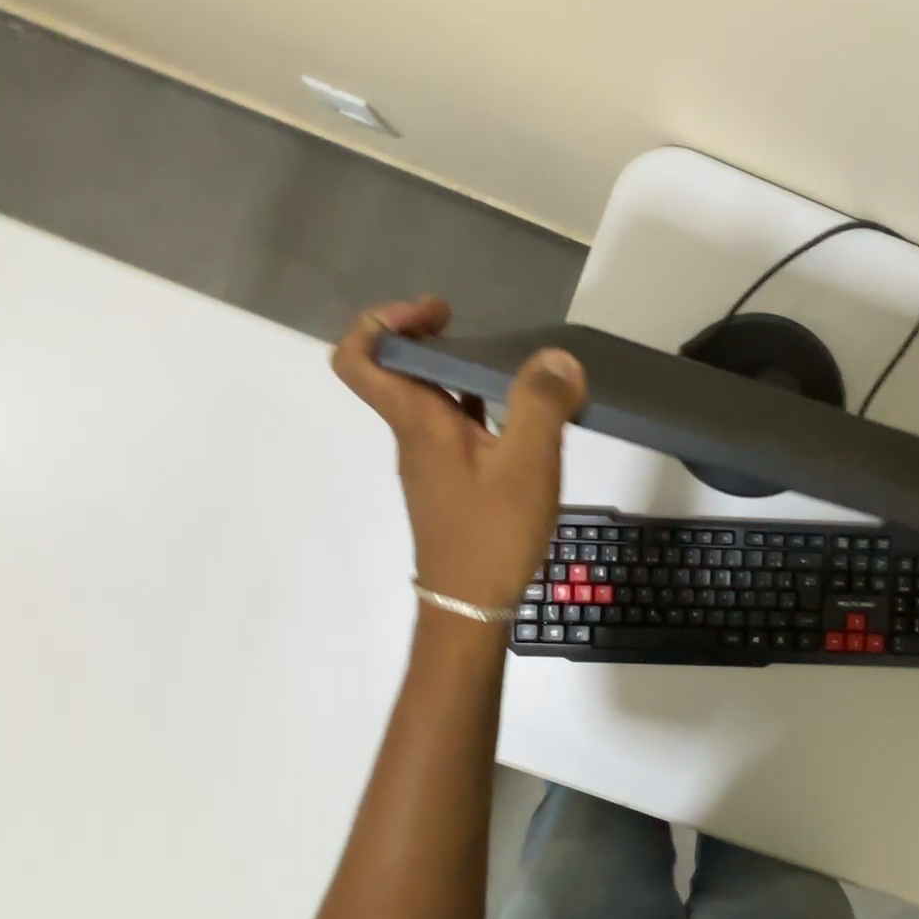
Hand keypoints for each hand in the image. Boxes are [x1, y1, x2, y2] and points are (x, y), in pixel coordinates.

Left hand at [332, 298, 586, 614]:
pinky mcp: (452, 485)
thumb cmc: (492, 532)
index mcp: (418, 421)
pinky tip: (522, 423)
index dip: (384, 322)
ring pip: (431, 402)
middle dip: (435, 339)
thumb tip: (557, 358)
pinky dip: (479, 411)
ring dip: (460, 375)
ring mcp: (432, 464)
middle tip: (481, 332)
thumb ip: (541, 404)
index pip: (361, 359)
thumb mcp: (527, 463)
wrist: (471, 605)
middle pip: (400, 373)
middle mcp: (414, 437)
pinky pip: (456, 431)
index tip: (437, 314)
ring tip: (514, 373)